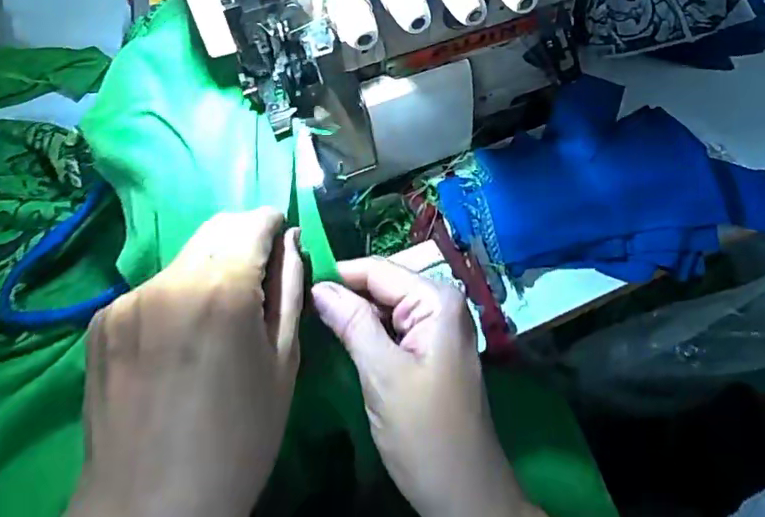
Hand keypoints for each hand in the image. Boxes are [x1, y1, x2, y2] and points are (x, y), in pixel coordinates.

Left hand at [68, 208, 304, 516]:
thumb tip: (288, 239)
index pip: (254, 221)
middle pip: (217, 228)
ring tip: (213, 324)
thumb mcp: (282, 363)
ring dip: (208, 271)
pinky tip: (176, 346)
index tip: (282, 245)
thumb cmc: (235, 442)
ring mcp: (129, 301)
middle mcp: (170, 282)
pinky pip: (154, 290)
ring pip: (186, 258)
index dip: (273, 226)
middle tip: (256, 283)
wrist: (146, 515)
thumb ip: (289, 289)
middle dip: (243, 241)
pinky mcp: (102, 323)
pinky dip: (175, 299)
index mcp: (222, 290)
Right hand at [310, 257, 541, 516]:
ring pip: (388, 307)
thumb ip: (353, 324)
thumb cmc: (425, 434)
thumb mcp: (383, 375)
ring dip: (356, 313)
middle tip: (302, 302)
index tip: (299, 280)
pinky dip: (370, 332)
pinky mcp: (433, 350)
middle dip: (346, 293)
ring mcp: (440, 327)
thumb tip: (319, 286)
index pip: (379, 270)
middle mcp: (443, 303)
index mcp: (437, 300)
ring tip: (314, 316)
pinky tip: (344, 338)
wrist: (466, 494)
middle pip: (384, 285)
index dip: (339, 273)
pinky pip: (395, 328)